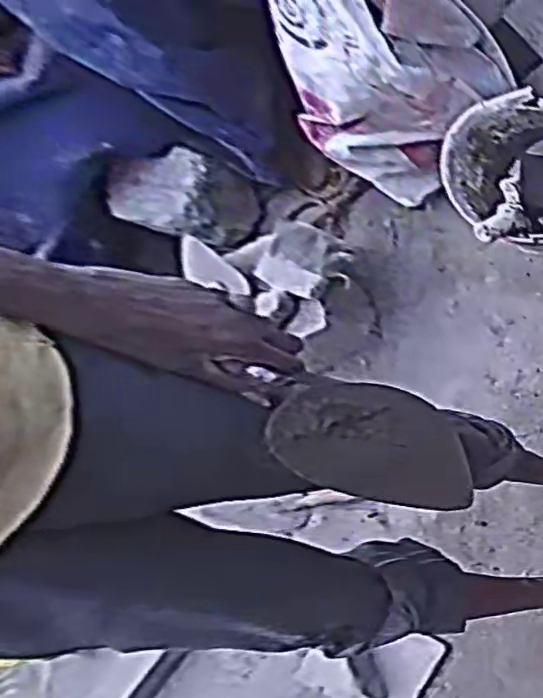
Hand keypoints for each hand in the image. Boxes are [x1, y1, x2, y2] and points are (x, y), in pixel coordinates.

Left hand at [62, 266, 304, 399]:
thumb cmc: (130, 336)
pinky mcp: (196, 286)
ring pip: (258, 318)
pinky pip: (227, 303)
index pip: (290, 360)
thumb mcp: (187, 369)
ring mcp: (218, 298)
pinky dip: (226, 315)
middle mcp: (238, 317)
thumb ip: (234, 383)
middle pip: (283, 336)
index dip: (291, 372)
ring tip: (232, 342)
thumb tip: (263, 397)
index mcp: (242, 341)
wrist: (84, 300)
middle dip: (281, 350)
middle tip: (266, 361)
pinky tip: (203, 322)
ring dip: (255, 331)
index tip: (285, 378)